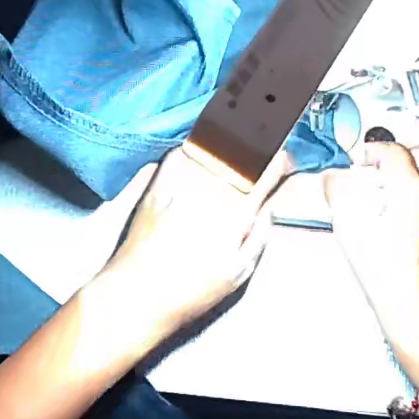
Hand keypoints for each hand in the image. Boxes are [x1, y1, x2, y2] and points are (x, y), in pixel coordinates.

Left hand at [87, 147, 291, 352]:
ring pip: (212, 148)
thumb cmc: (189, 292)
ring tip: (242, 125)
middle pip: (241, 153)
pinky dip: (194, 146)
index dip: (278, 161)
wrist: (137, 292)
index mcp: (235, 214)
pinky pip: (179, 155)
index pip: (264, 174)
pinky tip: (201, 144)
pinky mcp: (156, 184)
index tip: (282, 159)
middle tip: (268, 130)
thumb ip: (258, 237)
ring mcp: (181, 185)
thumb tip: (267, 209)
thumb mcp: (238, 274)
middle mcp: (210, 193)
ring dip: (230, 136)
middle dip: (259, 140)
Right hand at [322, 142, 418, 373]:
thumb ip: (339, 193)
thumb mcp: (347, 227)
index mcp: (409, 188)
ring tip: (410, 175)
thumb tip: (335, 180)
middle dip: (400, 156)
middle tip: (382, 166)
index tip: (361, 159)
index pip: (393, 151)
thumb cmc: (386, 272)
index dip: (373, 151)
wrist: (418, 307)